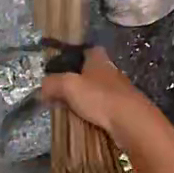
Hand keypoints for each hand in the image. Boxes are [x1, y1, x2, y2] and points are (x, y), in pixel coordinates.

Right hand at [40, 47, 162, 140]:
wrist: (131, 122)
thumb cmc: (99, 97)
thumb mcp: (68, 85)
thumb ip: (52, 84)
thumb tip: (42, 88)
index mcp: (99, 58)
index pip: (86, 49)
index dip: (73, 55)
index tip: (60, 67)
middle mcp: (110, 71)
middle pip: (89, 72)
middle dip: (76, 81)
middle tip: (59, 93)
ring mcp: (119, 91)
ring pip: (96, 92)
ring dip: (84, 100)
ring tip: (68, 110)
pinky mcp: (123, 110)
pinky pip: (103, 109)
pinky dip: (93, 114)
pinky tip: (84, 122)